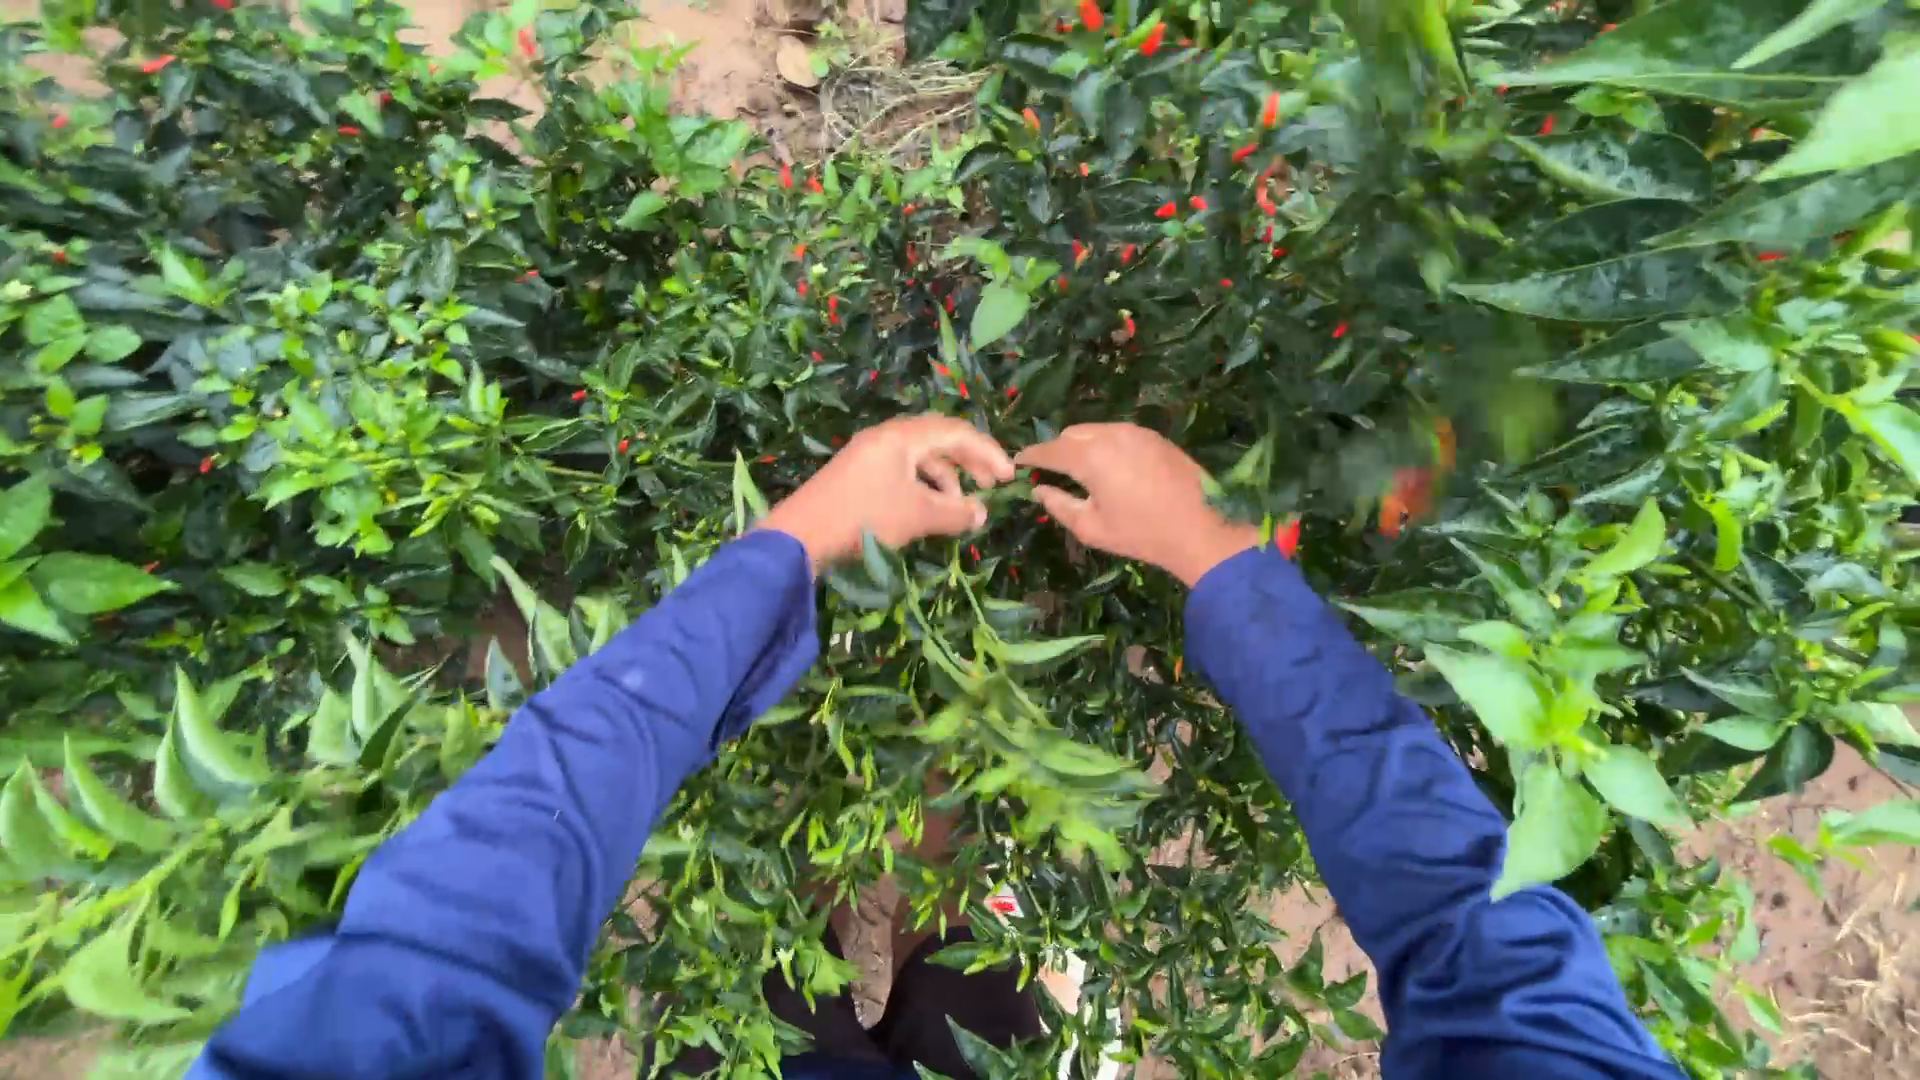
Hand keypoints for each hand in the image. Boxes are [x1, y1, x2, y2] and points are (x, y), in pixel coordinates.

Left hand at [759, 414, 1014, 572]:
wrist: (800, 537)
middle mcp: (885, 438)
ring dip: (945, 480)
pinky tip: (928, 513)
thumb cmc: (864, 518)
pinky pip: (901, 474)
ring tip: (959, 508)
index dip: (987, 452)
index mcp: (901, 436)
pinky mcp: (857, 477)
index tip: (1009, 477)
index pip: (956, 432)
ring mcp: (868, 456)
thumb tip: (982, 513)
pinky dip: (922, 489)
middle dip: (969, 462)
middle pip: (938, 441)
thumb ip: (955, 513)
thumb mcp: (917, 516)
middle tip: (992, 485)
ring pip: (919, 459)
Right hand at [1016, 423, 1258, 586]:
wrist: (1201, 527)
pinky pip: (1117, 433)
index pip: (1049, 450)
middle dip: (1056, 450)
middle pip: (1070, 435)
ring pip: (1094, 430)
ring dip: (1081, 446)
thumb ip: (1059, 505)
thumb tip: (1039, 489)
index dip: (1030, 456)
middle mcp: (1110, 435)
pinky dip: (1104, 444)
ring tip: (1080, 470)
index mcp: (1090, 457)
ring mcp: (1135, 432)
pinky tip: (1109, 467)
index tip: (1017, 464)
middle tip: (1051, 473)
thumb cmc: (1141, 533)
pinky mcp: (1153, 436)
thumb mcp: (1091, 527)